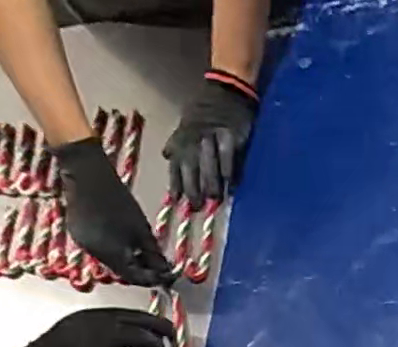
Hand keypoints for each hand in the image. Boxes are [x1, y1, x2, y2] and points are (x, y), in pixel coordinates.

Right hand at [13, 308, 172, 346]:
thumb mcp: (76, 327)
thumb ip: (97, 328)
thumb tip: (116, 335)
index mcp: (98, 315)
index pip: (132, 314)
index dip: (150, 320)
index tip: (160, 325)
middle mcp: (106, 324)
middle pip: (143, 323)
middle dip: (161, 329)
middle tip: (171, 336)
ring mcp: (110, 342)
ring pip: (144, 340)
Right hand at [51, 138, 173, 286]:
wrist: (88, 176)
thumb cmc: (118, 200)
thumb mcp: (142, 228)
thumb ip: (153, 253)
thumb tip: (164, 270)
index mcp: (114, 256)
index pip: (134, 278)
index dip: (151, 279)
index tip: (164, 278)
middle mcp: (97, 256)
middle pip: (122, 272)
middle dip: (140, 272)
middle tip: (155, 268)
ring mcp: (86, 248)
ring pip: (111, 263)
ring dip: (127, 262)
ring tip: (141, 256)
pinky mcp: (79, 238)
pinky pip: (100, 252)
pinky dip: (114, 252)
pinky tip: (123, 245)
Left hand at [163, 71, 259, 205]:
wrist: (226, 88)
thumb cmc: (204, 111)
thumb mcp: (185, 123)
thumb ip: (177, 142)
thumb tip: (166, 155)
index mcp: (182, 139)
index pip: (175, 167)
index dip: (176, 186)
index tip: (178, 202)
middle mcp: (194, 140)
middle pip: (191, 171)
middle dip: (194, 191)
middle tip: (199, 206)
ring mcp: (212, 138)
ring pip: (209, 168)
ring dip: (212, 186)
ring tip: (215, 200)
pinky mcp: (230, 136)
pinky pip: (228, 159)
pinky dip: (229, 174)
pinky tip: (231, 186)